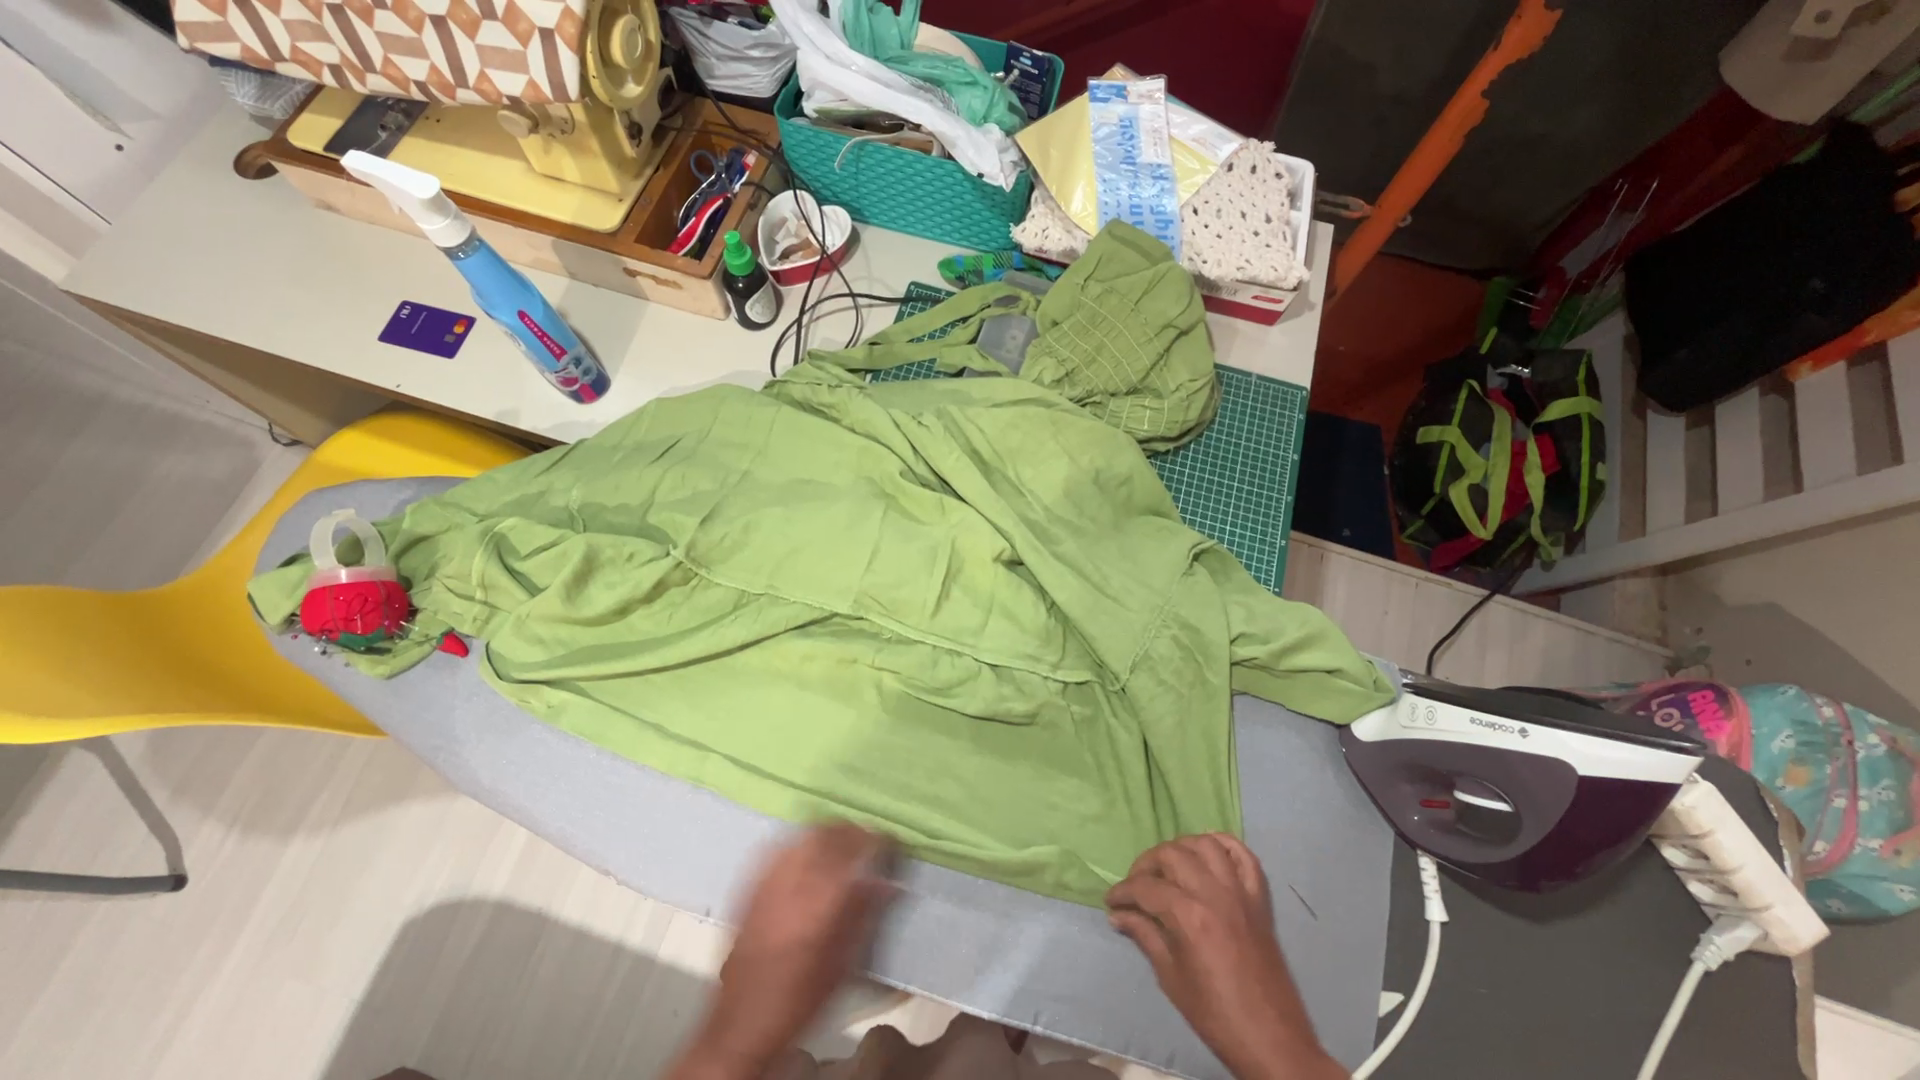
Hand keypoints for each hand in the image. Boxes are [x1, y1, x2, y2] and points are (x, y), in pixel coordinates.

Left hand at [672, 822, 898, 1079]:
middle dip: (853, 831)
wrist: (743, 1020)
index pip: (857, 847)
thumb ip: (866, 913)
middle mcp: (793, 879)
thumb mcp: (845, 961)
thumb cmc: (802, 998)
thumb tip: (888, 881)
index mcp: (823, 897)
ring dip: (826, 833)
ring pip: (802, 834)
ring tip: (841, 847)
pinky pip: (779, 848)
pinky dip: (800, 844)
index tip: (893, 844)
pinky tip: (807, 857)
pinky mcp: (749, 885)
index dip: (879, 839)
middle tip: (870, 843)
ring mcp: (767, 879)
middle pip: (828, 831)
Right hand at [1106, 834, 1343, 1079]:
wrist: (1269, 1037)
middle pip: (1172, 855)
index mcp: (1189, 916)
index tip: (1112, 902)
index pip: (1146, 887)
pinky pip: (1244, 856)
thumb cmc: (1214, 1014)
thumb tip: (1118, 915)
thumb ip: (1144, 935)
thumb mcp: (1170, 977)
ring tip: (1168, 868)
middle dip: (1146, 865)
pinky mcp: (1260, 899)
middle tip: (1135, 886)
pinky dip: (1223, 846)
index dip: (1123, 892)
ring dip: (1181, 849)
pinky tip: (1207, 854)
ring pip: (1206, 845)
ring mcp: (1241, 893)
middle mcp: (1215, 894)